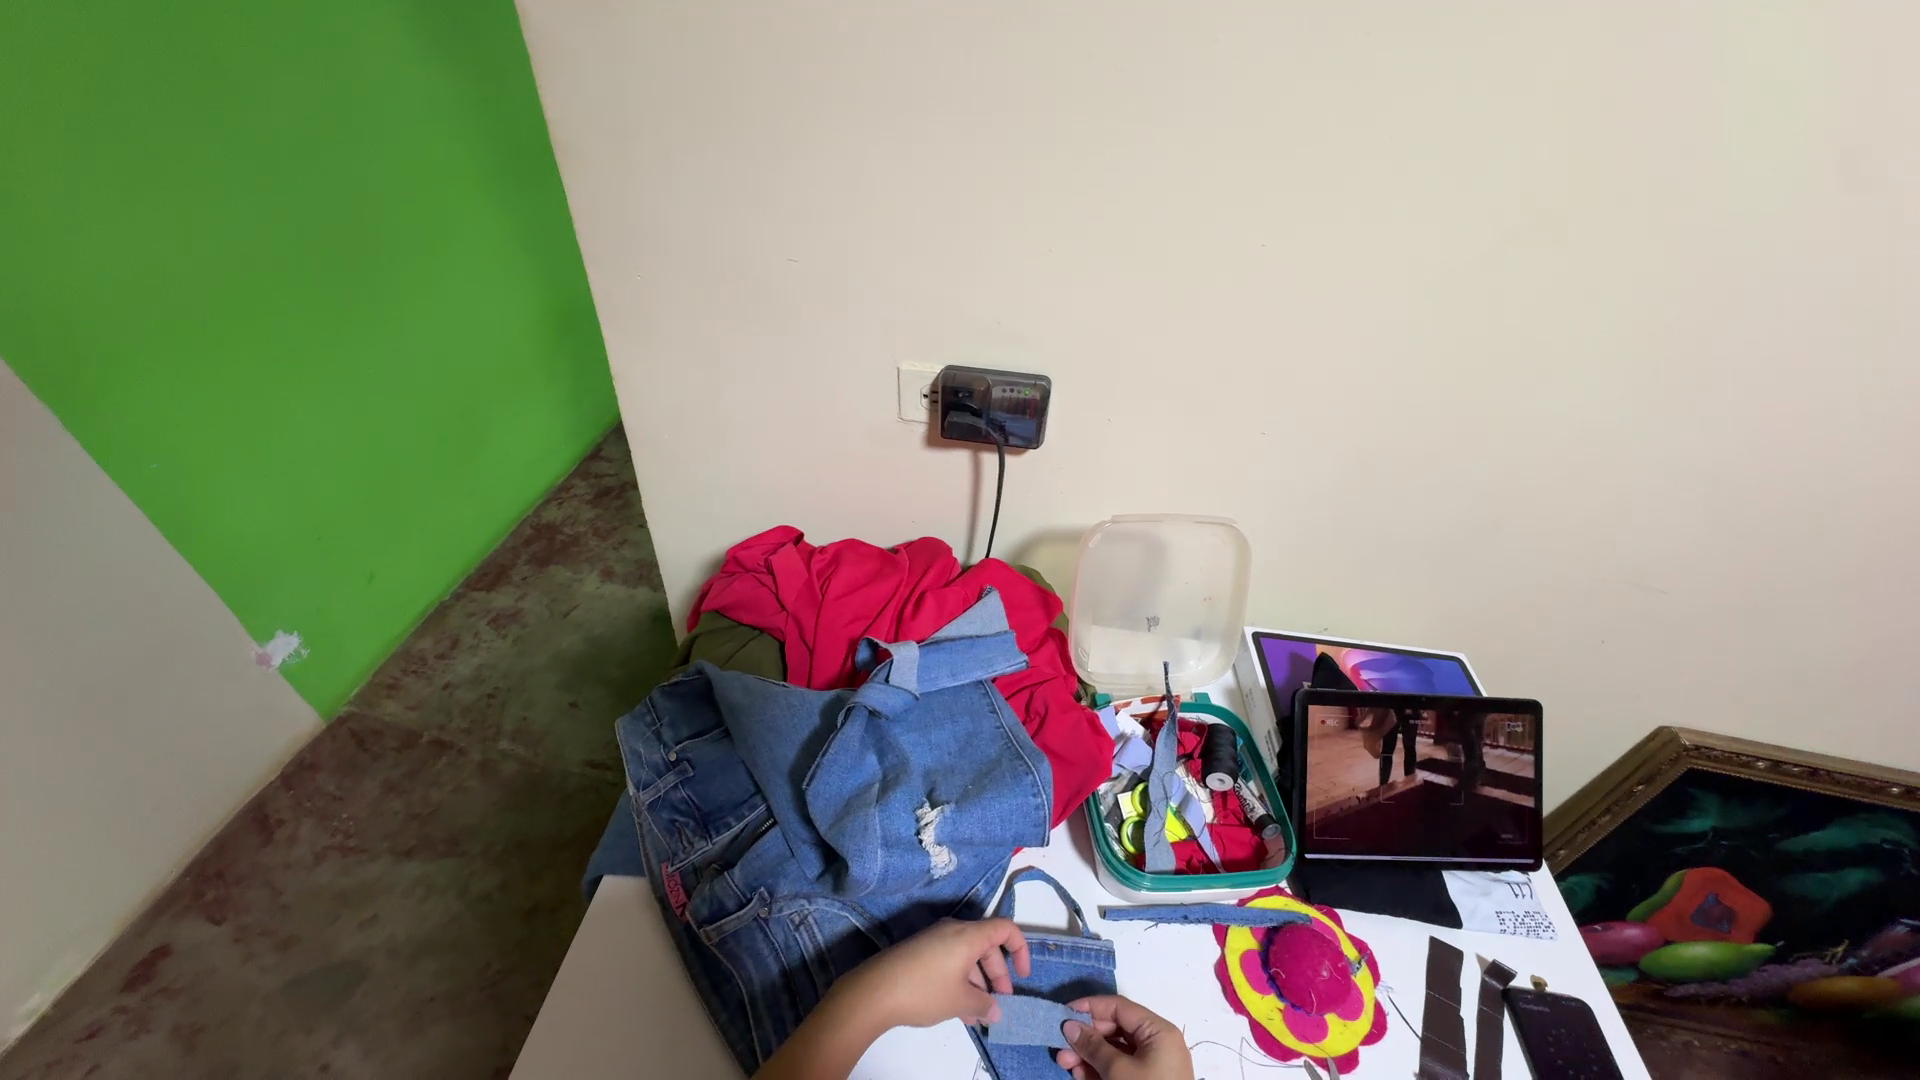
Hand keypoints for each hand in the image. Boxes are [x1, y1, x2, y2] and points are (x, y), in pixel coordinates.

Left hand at [826, 917, 1031, 1029]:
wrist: (876, 990)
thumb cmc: (925, 990)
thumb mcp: (960, 1001)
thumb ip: (984, 1004)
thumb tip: (996, 1011)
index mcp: (968, 935)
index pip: (1005, 928)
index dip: (1020, 950)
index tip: (1023, 977)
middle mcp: (954, 930)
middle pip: (987, 945)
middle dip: (998, 975)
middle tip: (999, 1005)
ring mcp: (936, 940)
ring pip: (969, 956)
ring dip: (979, 983)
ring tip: (979, 1016)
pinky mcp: (923, 952)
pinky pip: (952, 961)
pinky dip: (962, 981)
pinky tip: (960, 1010)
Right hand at [1055, 995, 1193, 1079]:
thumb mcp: (1118, 1071)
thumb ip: (1093, 1046)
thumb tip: (1069, 1025)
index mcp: (1158, 1032)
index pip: (1119, 1007)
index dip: (1089, 1008)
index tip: (1064, 1014)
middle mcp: (1157, 1044)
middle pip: (1115, 1029)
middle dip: (1086, 1039)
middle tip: (1061, 1047)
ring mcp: (1152, 1066)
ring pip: (1114, 1051)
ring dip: (1088, 1056)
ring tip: (1065, 1063)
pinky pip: (1119, 1069)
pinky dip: (1099, 1070)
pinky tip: (1080, 1075)